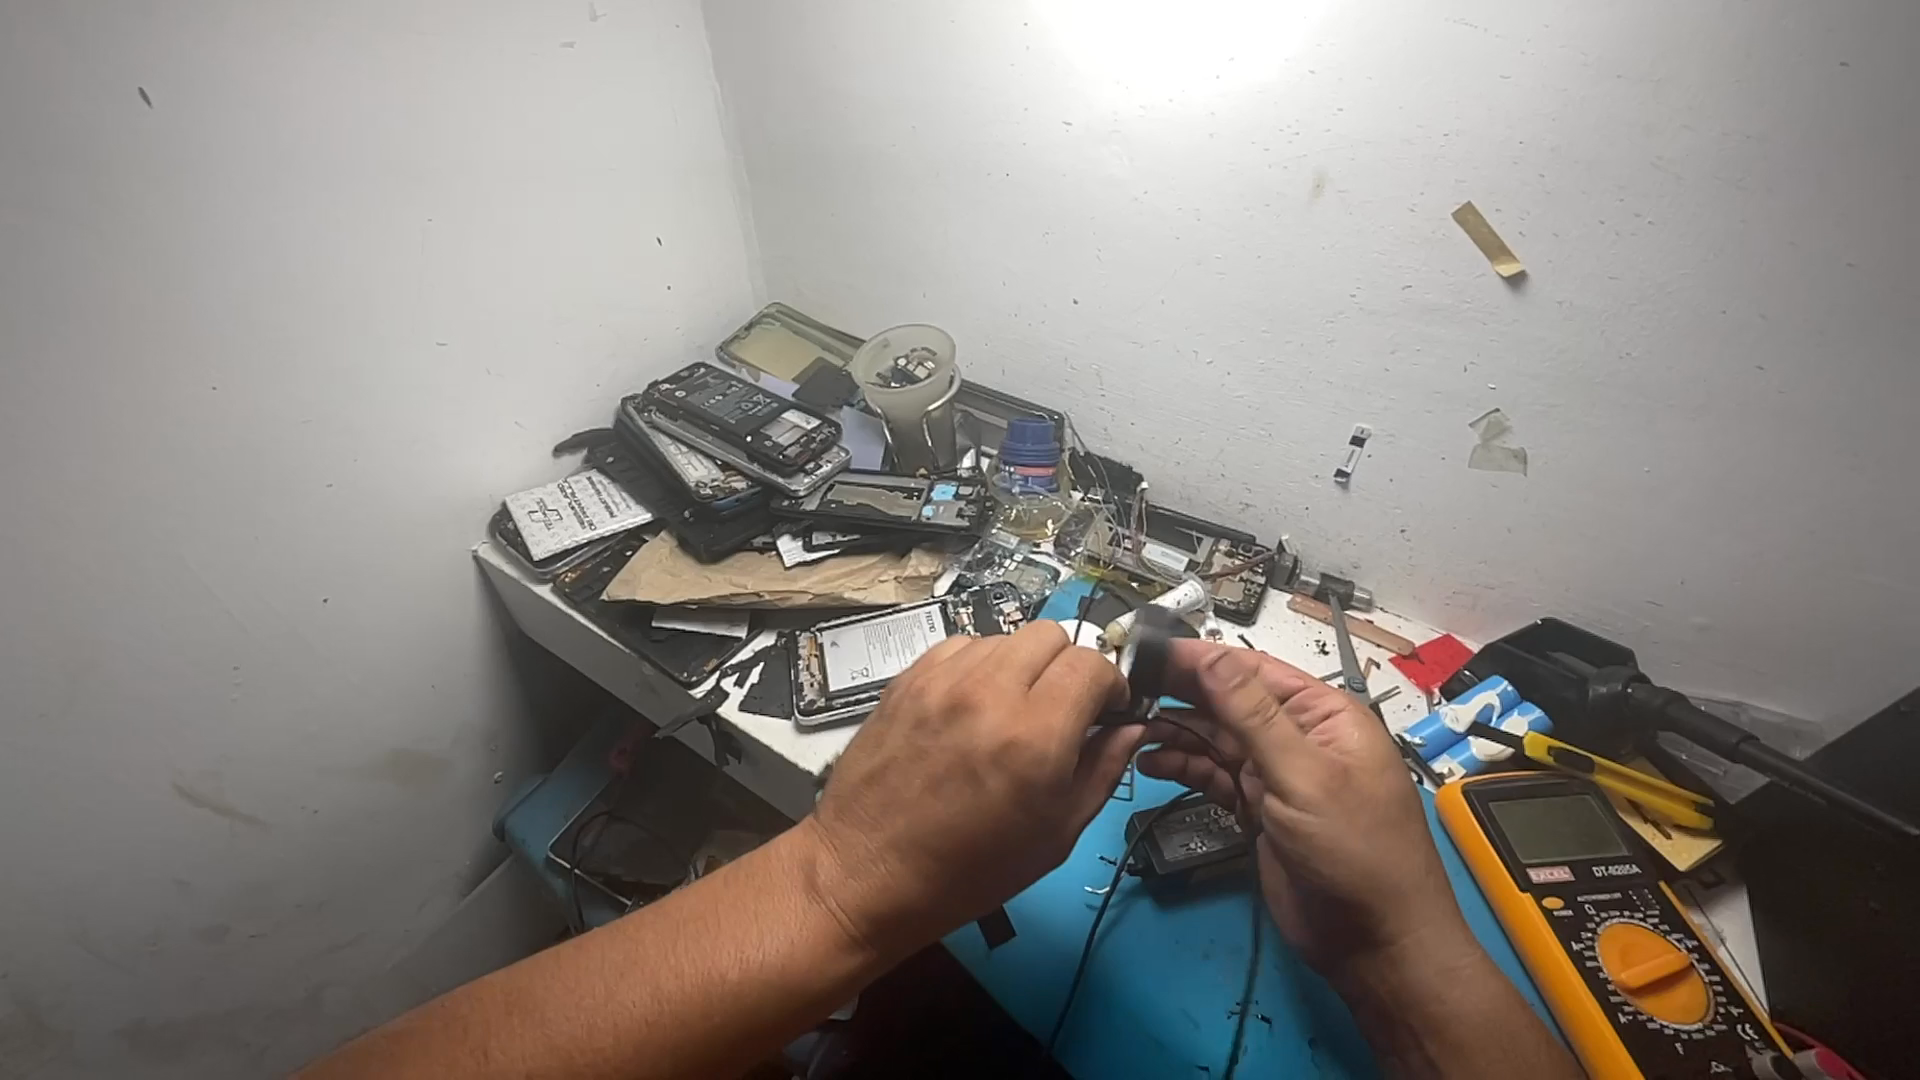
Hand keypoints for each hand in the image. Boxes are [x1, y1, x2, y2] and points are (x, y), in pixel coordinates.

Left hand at [801, 622, 1145, 960]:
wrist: (868, 871)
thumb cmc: (968, 869)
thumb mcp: (1055, 835)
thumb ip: (1102, 770)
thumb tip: (1131, 728)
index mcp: (1034, 735)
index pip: (1091, 664)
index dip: (1110, 685)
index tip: (1106, 710)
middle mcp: (989, 692)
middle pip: (1052, 635)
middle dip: (1068, 667)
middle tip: (1061, 708)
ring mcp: (942, 678)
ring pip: (1007, 637)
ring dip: (1023, 665)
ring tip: (1012, 709)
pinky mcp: (909, 676)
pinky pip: (962, 645)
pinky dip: (980, 666)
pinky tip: (972, 704)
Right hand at [1137, 642, 1469, 978]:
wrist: (1374, 946)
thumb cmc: (1355, 851)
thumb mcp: (1304, 774)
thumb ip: (1252, 714)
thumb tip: (1209, 656)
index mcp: (1320, 714)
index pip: (1250, 669)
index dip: (1197, 658)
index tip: (1147, 650)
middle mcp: (1294, 734)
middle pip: (1226, 699)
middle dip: (1178, 692)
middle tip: (1127, 686)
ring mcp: (1273, 771)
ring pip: (1213, 736)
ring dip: (1173, 731)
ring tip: (1130, 728)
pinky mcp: (1254, 805)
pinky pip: (1211, 773)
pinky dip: (1182, 766)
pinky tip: (1150, 764)